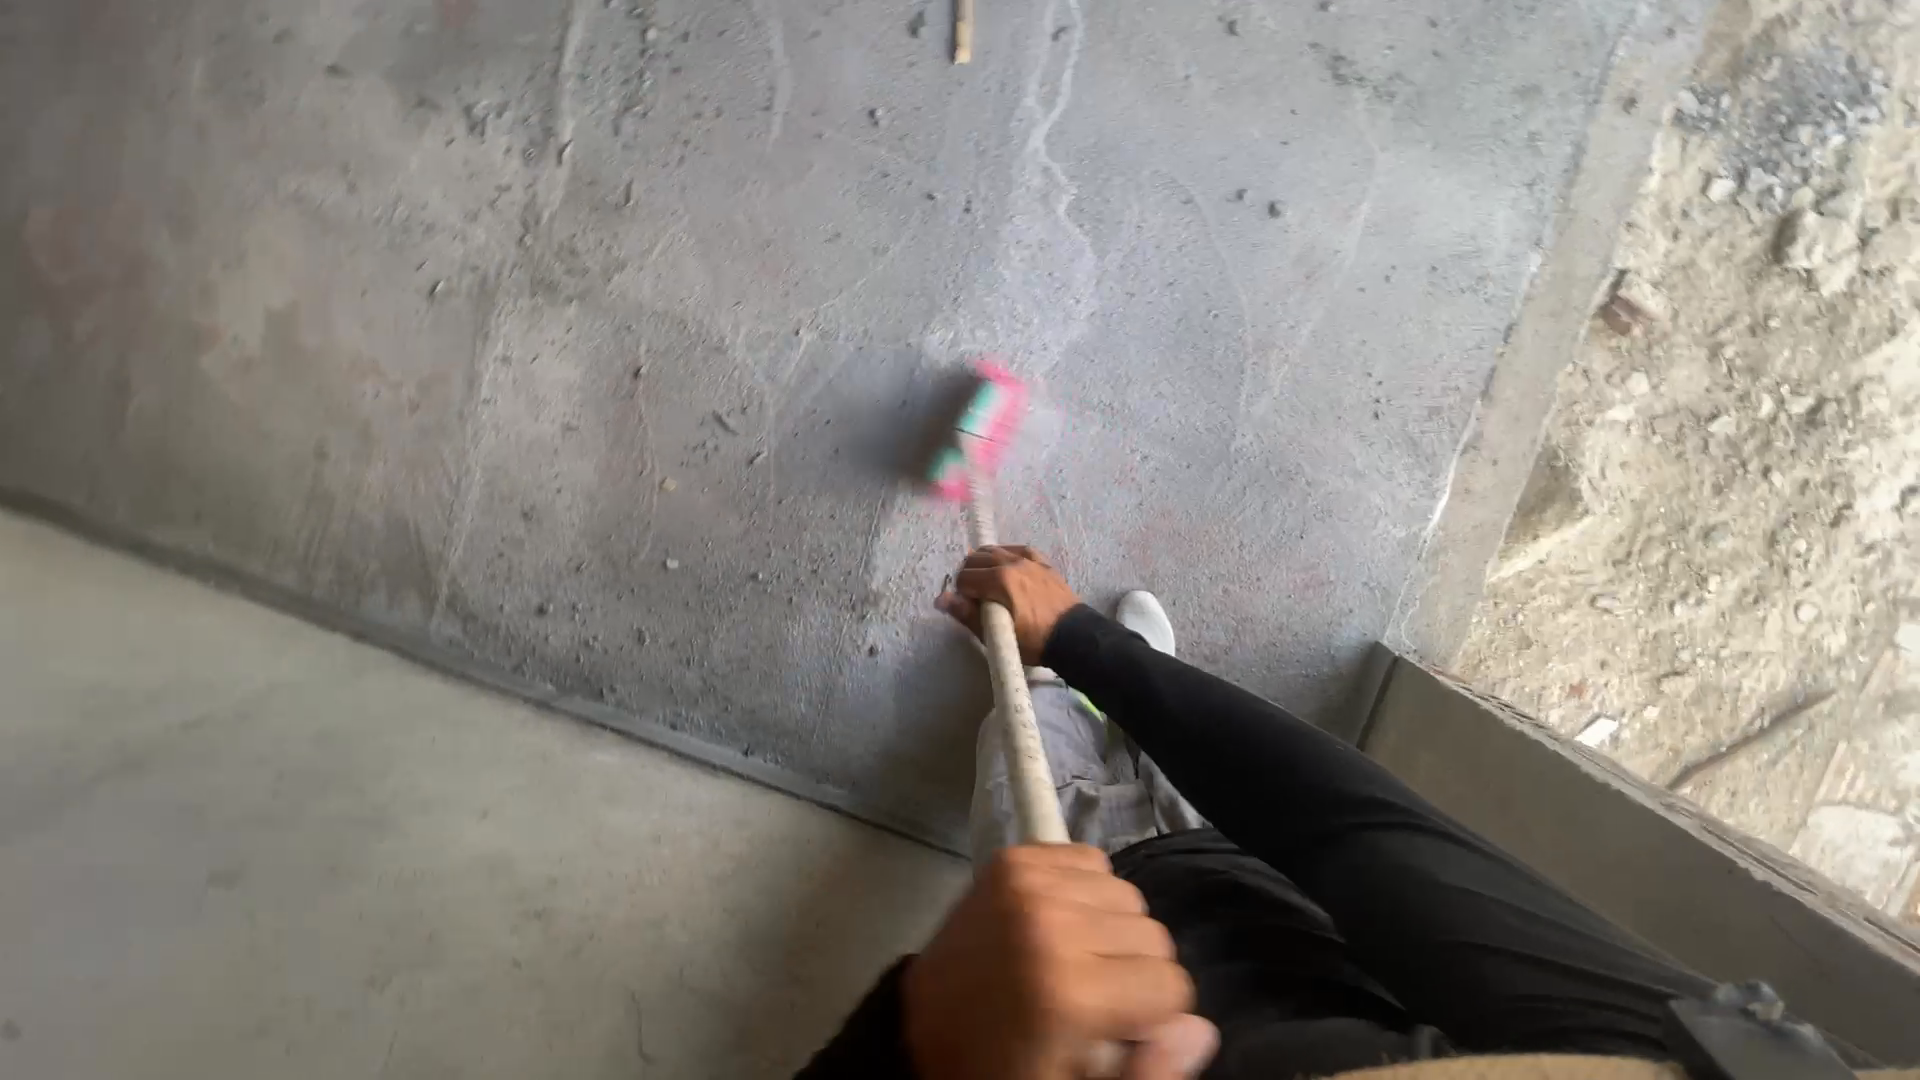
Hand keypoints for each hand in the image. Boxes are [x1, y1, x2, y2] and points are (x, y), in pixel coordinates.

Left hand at [903, 845, 1215, 1079]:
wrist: (924, 1025)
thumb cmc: (1004, 1065)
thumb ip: (1147, 1070)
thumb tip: (1199, 1026)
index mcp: (1070, 993)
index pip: (1171, 984)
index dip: (1154, 1013)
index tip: (1121, 1025)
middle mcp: (1053, 922)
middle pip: (1153, 934)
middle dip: (1136, 968)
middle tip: (1095, 993)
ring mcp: (1029, 880)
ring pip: (1126, 894)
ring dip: (1113, 925)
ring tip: (1077, 955)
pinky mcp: (1013, 856)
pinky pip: (1091, 858)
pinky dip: (1088, 888)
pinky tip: (1061, 919)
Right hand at [936, 546, 1081, 664]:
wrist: (1074, 637)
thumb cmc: (1033, 640)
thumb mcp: (996, 633)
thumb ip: (966, 614)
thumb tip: (941, 599)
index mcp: (998, 579)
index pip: (964, 577)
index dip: (960, 593)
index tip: (968, 607)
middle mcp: (1012, 562)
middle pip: (975, 559)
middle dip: (969, 576)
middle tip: (974, 597)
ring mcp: (1029, 560)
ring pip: (995, 550)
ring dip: (984, 563)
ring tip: (987, 583)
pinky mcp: (1042, 563)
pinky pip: (1017, 550)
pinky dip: (1006, 555)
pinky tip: (1006, 566)